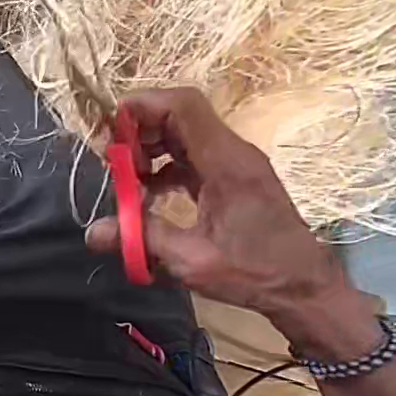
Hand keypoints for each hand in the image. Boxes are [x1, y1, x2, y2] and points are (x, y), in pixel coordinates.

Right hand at [84, 87, 379, 359]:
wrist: (304, 288)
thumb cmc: (254, 273)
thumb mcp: (192, 260)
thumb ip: (142, 237)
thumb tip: (91, 232)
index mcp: (226, 163)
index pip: (184, 107)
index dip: (143, 107)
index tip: (110, 132)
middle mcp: (232, 153)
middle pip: (179, 115)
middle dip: (139, 129)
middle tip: (113, 161)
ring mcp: (234, 164)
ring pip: (183, 133)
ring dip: (149, 147)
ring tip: (127, 179)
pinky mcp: (232, 178)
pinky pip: (190, 155)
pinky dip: (163, 165)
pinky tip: (148, 193)